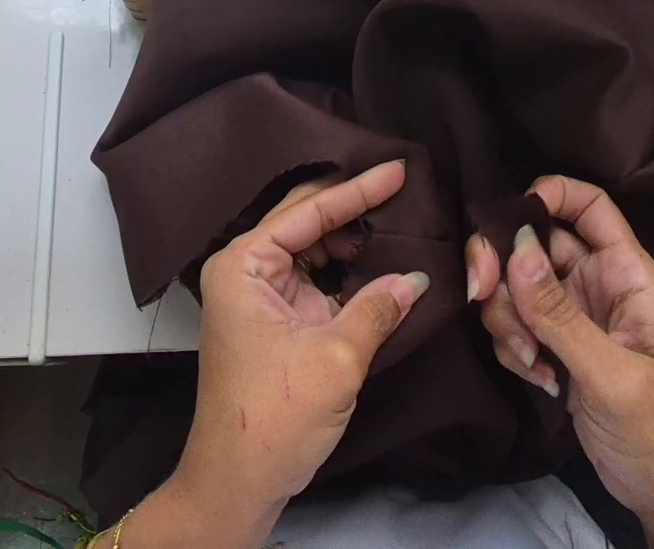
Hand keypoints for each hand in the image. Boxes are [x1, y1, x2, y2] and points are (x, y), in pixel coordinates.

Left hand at [118, 160, 428, 548]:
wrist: (238, 482)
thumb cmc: (274, 418)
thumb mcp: (335, 359)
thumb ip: (377, 308)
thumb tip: (415, 277)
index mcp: (243, 265)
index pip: (308, 212)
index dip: (357, 190)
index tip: (397, 169)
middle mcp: (246, 269)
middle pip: (306, 221)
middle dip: (353, 206)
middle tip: (401, 186)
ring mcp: (261, 293)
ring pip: (313, 247)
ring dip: (352, 238)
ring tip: (398, 219)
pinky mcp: (277, 317)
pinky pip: (316, 277)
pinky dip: (347, 269)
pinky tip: (379, 260)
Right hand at [465, 176, 653, 548]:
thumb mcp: (615, 377)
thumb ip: (560, 315)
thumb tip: (514, 247)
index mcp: (628, 275)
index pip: (589, 205)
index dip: (548, 194)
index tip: (505, 222)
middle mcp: (597, 284)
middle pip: (534, 243)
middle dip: (503, 268)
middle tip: (483, 296)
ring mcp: (574, 316)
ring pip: (516, 285)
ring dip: (507, 318)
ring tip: (532, 362)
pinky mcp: (556, 347)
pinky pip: (516, 323)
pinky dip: (513, 346)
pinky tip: (539, 380)